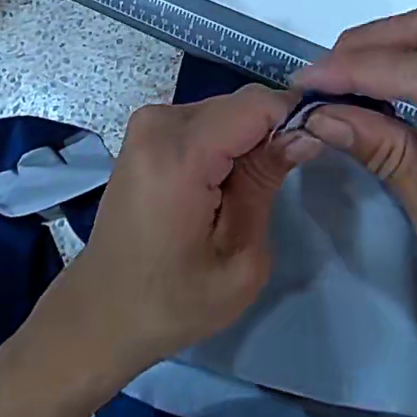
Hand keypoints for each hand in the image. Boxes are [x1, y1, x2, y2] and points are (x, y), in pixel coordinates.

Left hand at [41, 84, 323, 379]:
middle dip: (269, 135)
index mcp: (179, 154)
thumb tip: (306, 131)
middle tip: (274, 187)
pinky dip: (224, 143)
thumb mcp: (241, 257)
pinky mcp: (146, 130)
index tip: (314, 150)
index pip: (256, 105)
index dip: (293, 119)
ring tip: (241, 194)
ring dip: (246, 142)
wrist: (102, 312)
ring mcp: (148, 122)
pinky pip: (204, 119)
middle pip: (240, 105)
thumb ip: (268, 181)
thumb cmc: (172, 301)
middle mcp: (159, 122)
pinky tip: (218, 185)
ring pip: (225, 109)